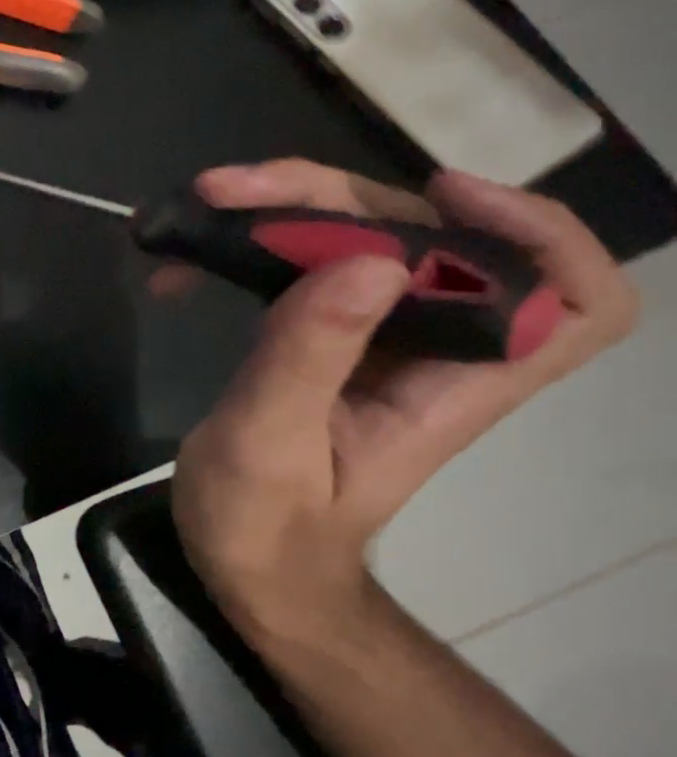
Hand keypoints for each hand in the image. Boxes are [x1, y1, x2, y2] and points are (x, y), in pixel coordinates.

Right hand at [170, 160, 637, 642]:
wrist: (247, 567)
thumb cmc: (265, 528)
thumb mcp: (270, 447)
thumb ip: (309, 359)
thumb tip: (368, 263)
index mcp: (452, 387)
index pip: (573, 305)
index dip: (535, 233)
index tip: (440, 193)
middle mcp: (427, 351)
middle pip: (430, 241)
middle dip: (337, 199)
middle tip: (233, 189)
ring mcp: (372, 341)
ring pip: (359, 242)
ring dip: (283, 211)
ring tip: (202, 204)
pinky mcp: (321, 338)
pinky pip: (303, 268)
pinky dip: (248, 248)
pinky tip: (183, 264)